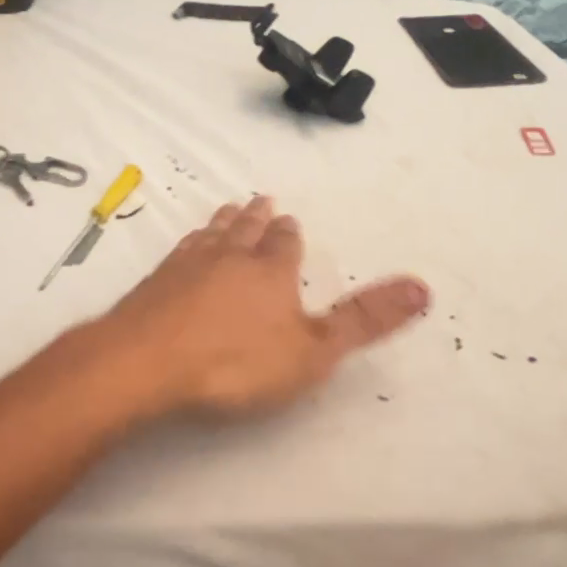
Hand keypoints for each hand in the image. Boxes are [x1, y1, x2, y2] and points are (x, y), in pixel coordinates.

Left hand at [92, 196, 427, 419]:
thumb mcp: (312, 351)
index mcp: (270, 271)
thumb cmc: (235, 363)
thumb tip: (423, 286)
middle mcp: (227, 257)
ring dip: (222, 223)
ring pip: (209, 236)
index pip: (285, 243)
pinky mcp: (151, 285)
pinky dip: (188, 245)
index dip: (289, 233)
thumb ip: (364, 321)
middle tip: (260, 202)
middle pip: (245, 230)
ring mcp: (184, 268)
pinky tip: (183, 251)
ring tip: (228, 213)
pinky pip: (177, 253)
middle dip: (256, 217)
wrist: (143, 364)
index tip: (289, 221)